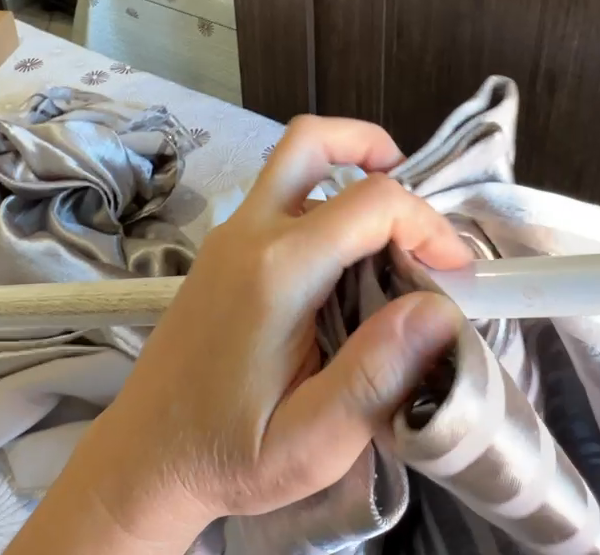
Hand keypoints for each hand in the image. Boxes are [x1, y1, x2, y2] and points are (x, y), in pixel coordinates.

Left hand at [52, 117, 471, 547]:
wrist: (144, 456)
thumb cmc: (228, 454)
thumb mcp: (311, 442)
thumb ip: (376, 375)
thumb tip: (438, 310)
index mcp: (278, 271)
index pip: (371, 203)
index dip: (427, 224)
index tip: (455, 272)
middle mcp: (250, 233)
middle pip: (312, 141)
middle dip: (374, 148)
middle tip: (417, 212)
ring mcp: (230, 235)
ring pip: (294, 163)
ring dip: (350, 177)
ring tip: (393, 241)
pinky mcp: (224, 249)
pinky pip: (280, 197)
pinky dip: (326, 203)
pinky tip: (348, 266)